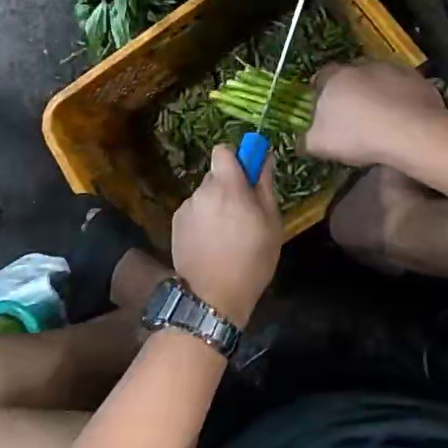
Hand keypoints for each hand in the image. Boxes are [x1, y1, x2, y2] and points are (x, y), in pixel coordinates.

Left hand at [170, 145, 282, 325]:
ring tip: (227, 234)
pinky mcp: (176, 223)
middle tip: (243, 213)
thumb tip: (264, 157)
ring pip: (205, 194)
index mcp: (227, 186)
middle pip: (215, 174)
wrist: (212, 297)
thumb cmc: (251, 260)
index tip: (247, 175)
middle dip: (229, 186)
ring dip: (216, 205)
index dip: (235, 158)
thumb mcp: (271, 223)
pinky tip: (211, 243)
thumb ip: (265, 185)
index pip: (223, 150)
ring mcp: (186, 207)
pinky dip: (203, 220)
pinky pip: (194, 211)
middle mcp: (202, 191)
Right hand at [304, 62, 447, 167]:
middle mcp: (361, 66)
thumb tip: (300, 142)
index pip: (321, 76)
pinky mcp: (417, 79)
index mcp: (333, 78)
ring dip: (377, 92)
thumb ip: (305, 141)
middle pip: (351, 74)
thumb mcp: (320, 145)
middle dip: (351, 89)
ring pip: (379, 78)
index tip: (324, 106)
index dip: (321, 90)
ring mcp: (391, 69)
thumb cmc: (357, 135)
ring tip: (381, 117)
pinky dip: (401, 98)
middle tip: (353, 113)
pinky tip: (403, 118)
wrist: (410, 132)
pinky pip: (403, 87)